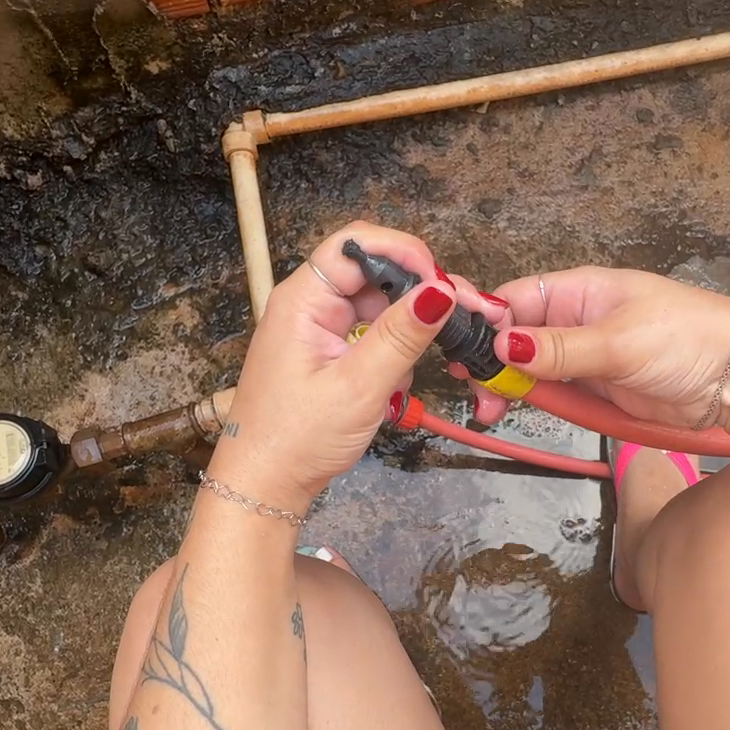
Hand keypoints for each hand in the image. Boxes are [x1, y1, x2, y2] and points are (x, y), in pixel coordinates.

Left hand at [207, 221, 500, 508]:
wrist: (266, 485)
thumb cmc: (298, 439)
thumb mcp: (359, 387)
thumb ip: (402, 337)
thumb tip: (443, 291)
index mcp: (303, 300)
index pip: (355, 244)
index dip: (402, 251)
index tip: (443, 281)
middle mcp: (310, 305)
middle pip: (373, 273)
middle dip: (417, 292)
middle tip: (463, 315)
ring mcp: (319, 330)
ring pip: (378, 306)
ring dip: (407, 330)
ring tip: (421, 363)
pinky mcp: (328, 353)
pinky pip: (371, 335)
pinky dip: (393, 353)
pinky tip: (397, 382)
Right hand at [478, 267, 729, 428]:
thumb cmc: (683, 339)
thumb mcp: (618, 341)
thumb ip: (559, 349)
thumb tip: (503, 345)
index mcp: (578, 291)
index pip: (515, 299)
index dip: (485, 322)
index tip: (463, 352)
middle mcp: (574, 320)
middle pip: (514, 337)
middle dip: (491, 362)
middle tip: (476, 393)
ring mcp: (581, 356)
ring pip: (527, 368)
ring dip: (506, 386)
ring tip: (490, 410)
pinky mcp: (593, 388)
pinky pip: (551, 391)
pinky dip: (531, 401)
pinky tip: (512, 411)